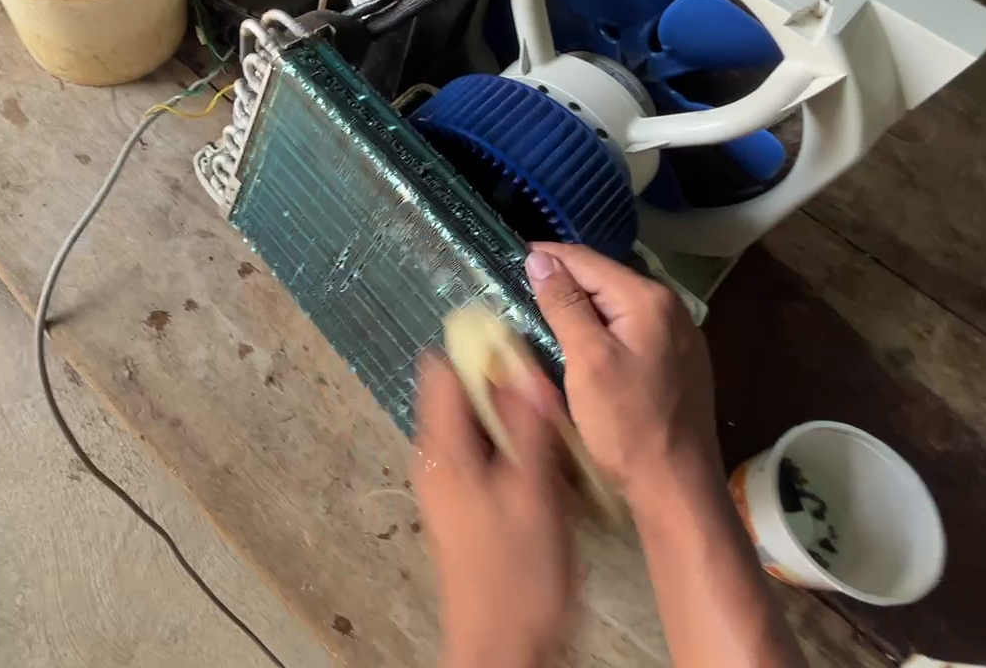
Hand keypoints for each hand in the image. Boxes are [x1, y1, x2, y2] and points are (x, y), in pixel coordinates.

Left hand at [413, 355, 574, 667]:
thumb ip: (527, 425)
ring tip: (550, 425)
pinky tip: (544, 463)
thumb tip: (521, 367)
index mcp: (442, 446)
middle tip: (544, 389)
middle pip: (459, 395)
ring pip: (475, 424)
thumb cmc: (517, 573)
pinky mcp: (462, 502)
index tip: (516, 346)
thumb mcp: (532, 491)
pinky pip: (482, 453)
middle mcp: (434, 456)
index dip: (477, 350)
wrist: (500, 645)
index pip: (442, 369)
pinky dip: (508, 447)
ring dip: (509, 418)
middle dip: (499, 385)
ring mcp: (446, 481)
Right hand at [525, 243, 718, 495]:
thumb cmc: (627, 425)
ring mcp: (677, 333)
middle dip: (560, 278)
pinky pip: (628, 323)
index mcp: (648, 300)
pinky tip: (576, 338)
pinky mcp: (675, 357)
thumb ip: (564, 304)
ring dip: (578, 301)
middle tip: (516, 287)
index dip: (545, 256)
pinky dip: (599, 322)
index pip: (586, 259)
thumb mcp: (587, 360)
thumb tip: (539, 258)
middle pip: (602, 277)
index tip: (506, 259)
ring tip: (537, 310)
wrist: (677, 489)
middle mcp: (670, 306)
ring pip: (614, 300)